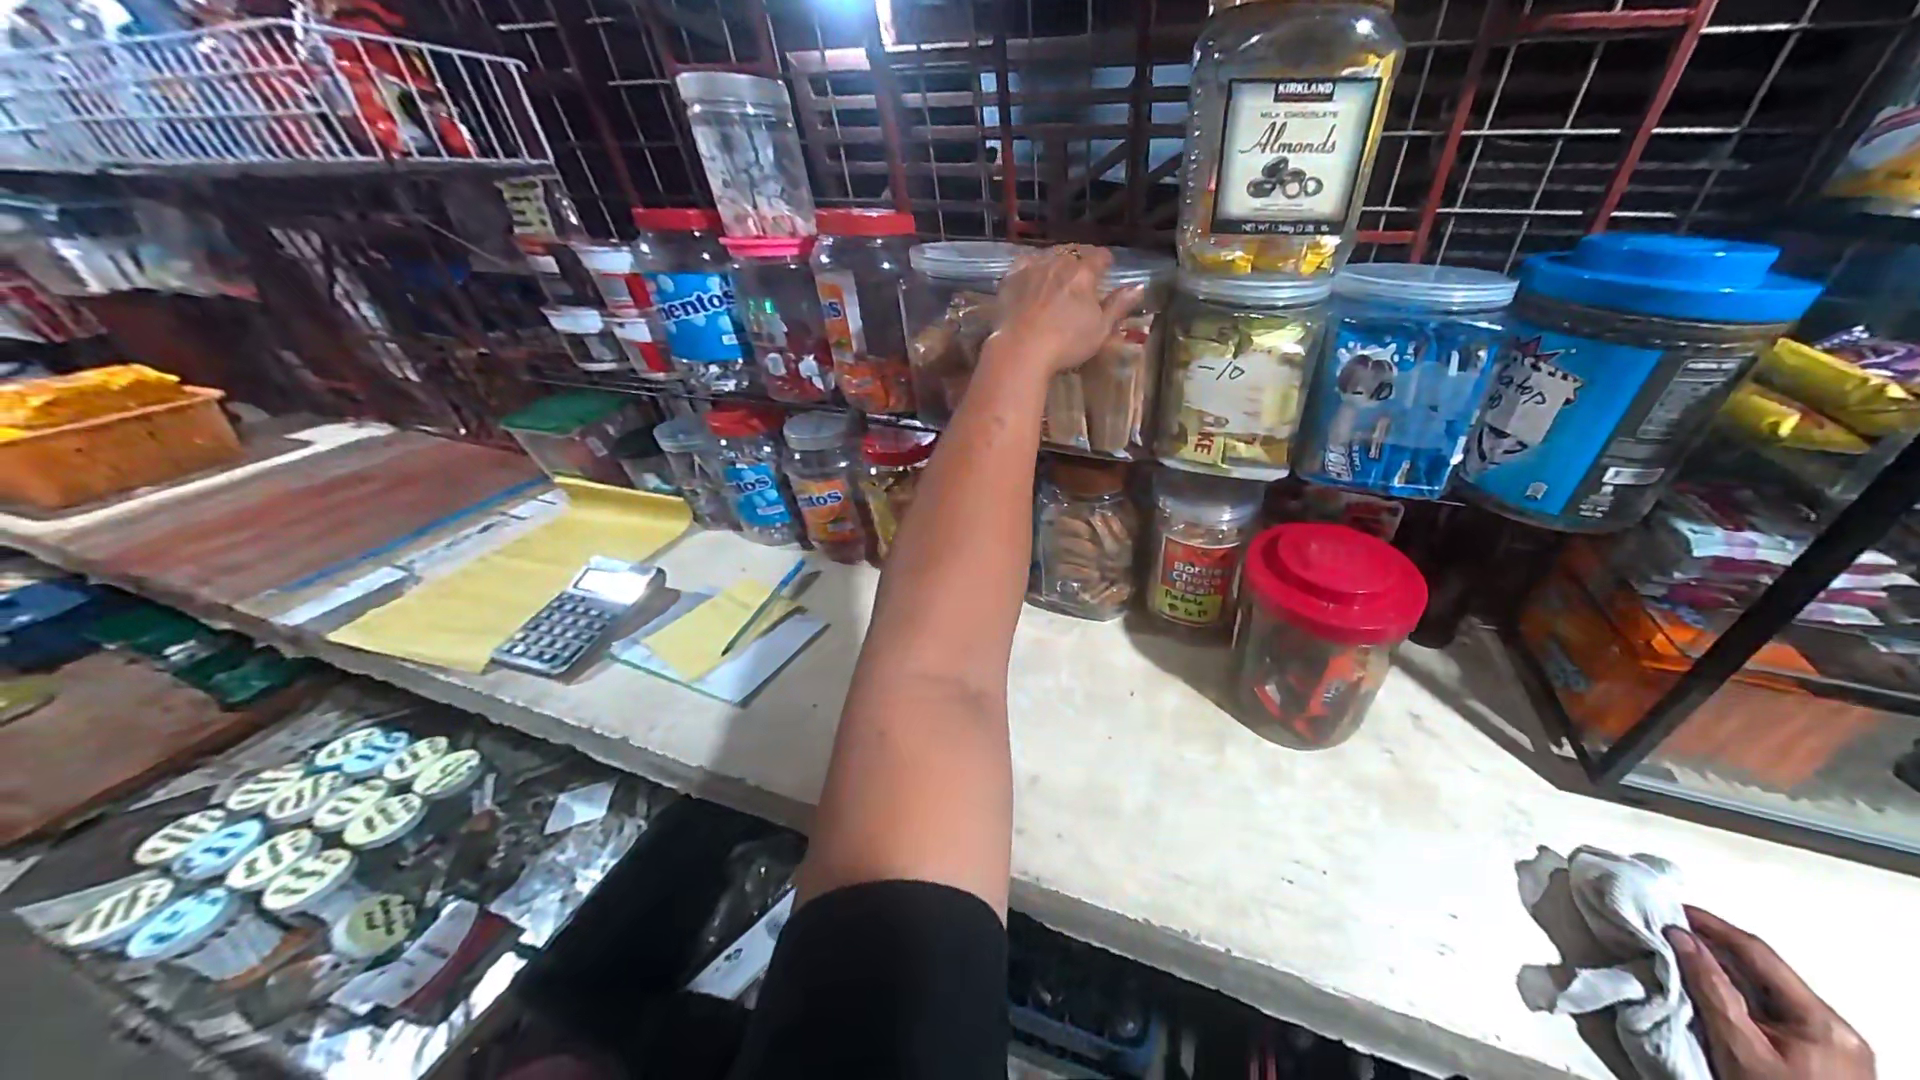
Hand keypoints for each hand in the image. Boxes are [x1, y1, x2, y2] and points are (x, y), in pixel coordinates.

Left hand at [986, 244, 1143, 376]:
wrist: (1021, 350)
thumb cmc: (1066, 343)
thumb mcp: (1100, 329)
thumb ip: (1119, 306)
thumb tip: (1139, 287)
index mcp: (1083, 273)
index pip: (1100, 256)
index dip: (1105, 261)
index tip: (1107, 267)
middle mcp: (1058, 263)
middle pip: (1073, 253)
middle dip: (1080, 260)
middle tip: (1082, 274)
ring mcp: (1032, 268)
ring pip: (1048, 256)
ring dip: (1056, 261)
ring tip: (1057, 274)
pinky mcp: (1010, 279)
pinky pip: (1024, 264)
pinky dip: (1031, 266)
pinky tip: (1032, 275)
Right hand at [1666, 906, 1873, 1079]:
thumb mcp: (1737, 1046)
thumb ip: (1710, 988)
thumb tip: (1680, 936)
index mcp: (1823, 1021)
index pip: (1758, 953)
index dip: (1713, 926)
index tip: (1672, 909)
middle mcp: (1836, 1026)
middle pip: (1766, 970)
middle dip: (1716, 944)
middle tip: (1671, 927)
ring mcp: (1834, 1042)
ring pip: (1768, 988)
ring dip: (1724, 966)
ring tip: (1683, 951)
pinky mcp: (1822, 1054)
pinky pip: (1773, 1007)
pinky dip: (1737, 989)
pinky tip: (1711, 985)